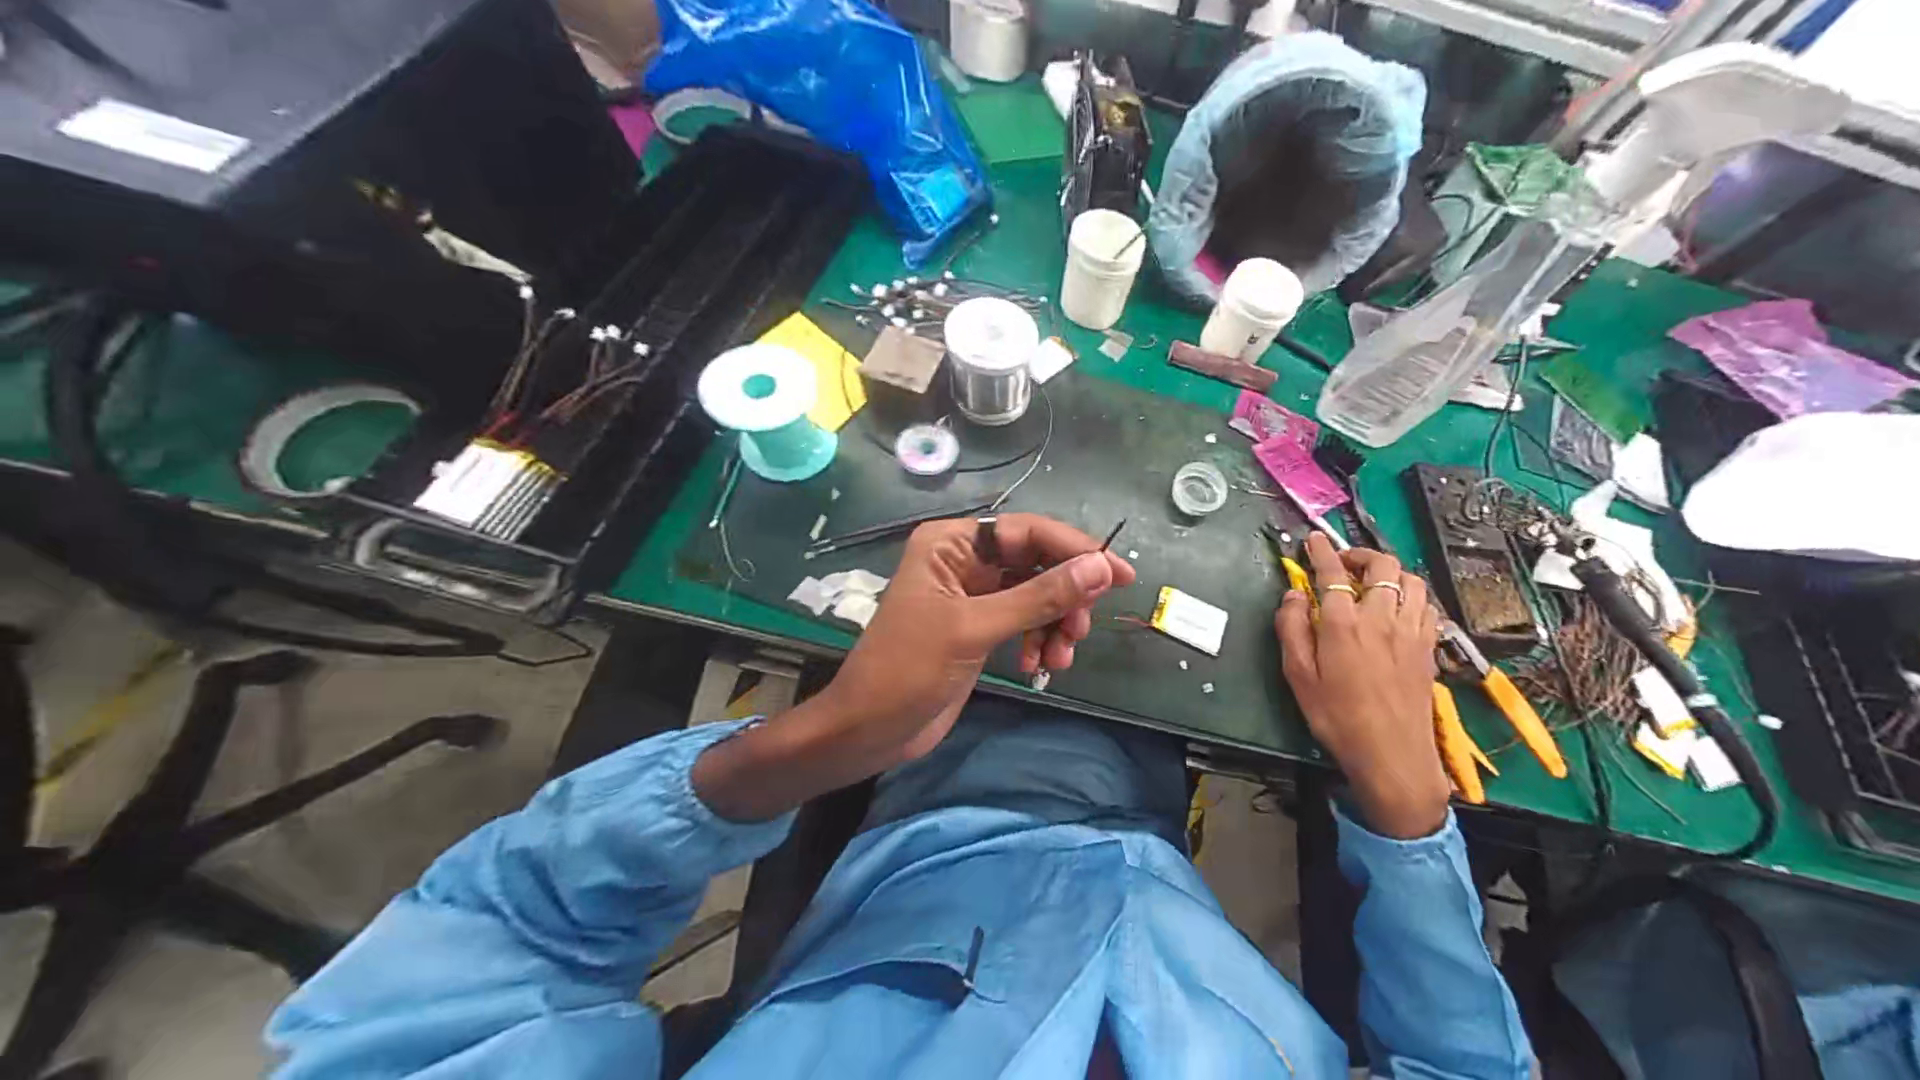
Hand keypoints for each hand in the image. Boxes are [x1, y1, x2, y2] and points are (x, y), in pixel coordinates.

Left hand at [694, 513, 1135, 820]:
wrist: (870, 729)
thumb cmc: (908, 669)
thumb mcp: (974, 628)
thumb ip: (1038, 597)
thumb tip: (1100, 567)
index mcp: (951, 543)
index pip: (1027, 530)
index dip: (1075, 549)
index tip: (1118, 575)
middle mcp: (963, 560)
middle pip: (1036, 562)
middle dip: (1064, 595)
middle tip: (1081, 629)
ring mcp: (972, 595)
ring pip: (1036, 594)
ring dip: (1055, 624)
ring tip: (1059, 659)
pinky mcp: (979, 627)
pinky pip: (1025, 621)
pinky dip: (1040, 640)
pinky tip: (1039, 667)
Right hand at [1275, 533, 1446, 838]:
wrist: (1392, 754)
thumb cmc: (1336, 717)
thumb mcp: (1297, 675)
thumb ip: (1291, 628)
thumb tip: (1294, 595)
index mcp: (1343, 624)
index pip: (1332, 572)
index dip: (1321, 550)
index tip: (1313, 539)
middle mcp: (1382, 618)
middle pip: (1381, 565)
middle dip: (1359, 553)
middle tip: (1341, 561)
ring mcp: (1411, 630)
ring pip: (1410, 579)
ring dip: (1389, 571)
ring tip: (1370, 581)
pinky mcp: (1428, 645)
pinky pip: (1426, 603)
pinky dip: (1410, 593)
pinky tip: (1397, 606)